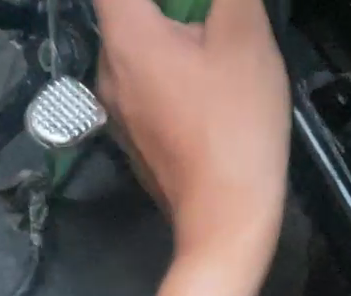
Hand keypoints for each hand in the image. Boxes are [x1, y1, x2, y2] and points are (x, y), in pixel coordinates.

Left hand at [92, 0, 289, 277]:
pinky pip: (142, 87)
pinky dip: (166, 70)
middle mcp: (106, 76)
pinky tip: (203, 80)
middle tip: (208, 15)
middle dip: (166, 6)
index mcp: (124, 41)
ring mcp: (116, 115)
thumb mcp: (244, 34)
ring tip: (210, 39)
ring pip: (134, 51)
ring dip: (168, 34)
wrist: (224, 219)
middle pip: (123, 12)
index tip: (183, 3)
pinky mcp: (132, 142)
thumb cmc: (234, 126)